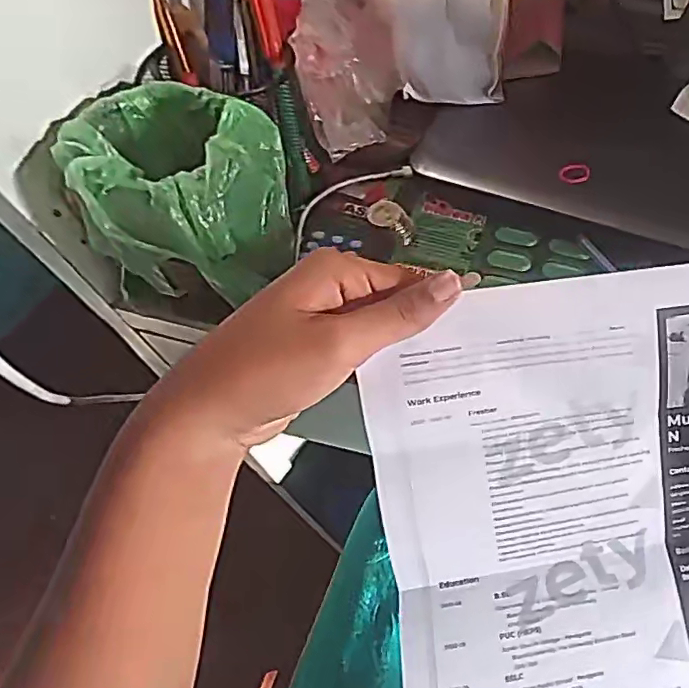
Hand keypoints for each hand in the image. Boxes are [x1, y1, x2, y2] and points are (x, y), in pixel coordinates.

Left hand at [144, 249, 466, 450]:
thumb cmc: (264, 373)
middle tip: (466, 351)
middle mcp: (328, 289)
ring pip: (380, 327)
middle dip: (425, 324)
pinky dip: (383, 361)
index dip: (442, 300)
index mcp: (333, 272)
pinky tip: (404, 378)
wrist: (209, 415)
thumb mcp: (341, 342)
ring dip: (405, 345)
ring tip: (444, 366)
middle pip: (394, 300)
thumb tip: (449, 284)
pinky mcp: (318, 348)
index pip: (406, 278)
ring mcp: (322, 320)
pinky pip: (363, 348)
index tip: (479, 321)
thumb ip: (398, 315)